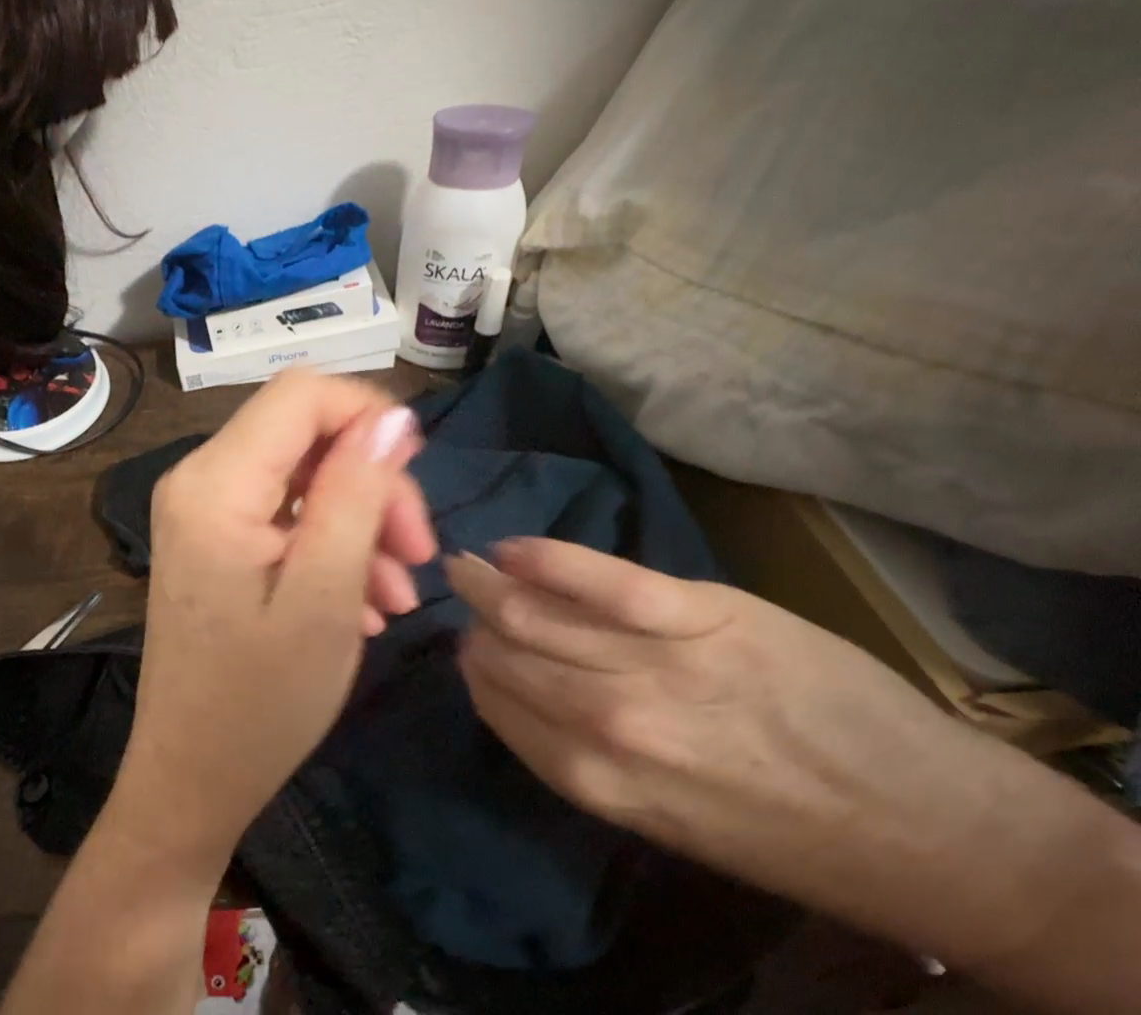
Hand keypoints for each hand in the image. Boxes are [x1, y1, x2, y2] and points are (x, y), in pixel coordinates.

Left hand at [114, 371, 436, 861]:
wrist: (193, 779)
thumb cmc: (261, 701)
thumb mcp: (325, 595)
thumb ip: (357, 494)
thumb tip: (390, 418)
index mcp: (215, 483)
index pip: (303, 393)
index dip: (370, 420)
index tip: (417, 485)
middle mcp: (197, 482)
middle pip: (307, 436)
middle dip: (373, 486)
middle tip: (418, 558)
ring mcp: (202, 514)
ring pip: (303, 479)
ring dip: (361, 525)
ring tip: (395, 597)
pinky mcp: (213, 544)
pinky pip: (283, 518)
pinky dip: (331, 548)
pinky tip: (363, 605)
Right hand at [445, 538, 958, 899]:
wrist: (926, 830)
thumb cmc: (785, 835)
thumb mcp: (661, 818)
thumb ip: (584, 755)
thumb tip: (523, 689)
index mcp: (592, 780)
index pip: (496, 701)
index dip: (474, 666)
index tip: (465, 642)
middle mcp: (605, 723)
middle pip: (508, 651)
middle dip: (475, 619)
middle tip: (457, 589)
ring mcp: (655, 665)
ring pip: (538, 613)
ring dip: (491, 584)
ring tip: (469, 564)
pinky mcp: (706, 618)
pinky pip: (604, 580)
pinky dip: (550, 560)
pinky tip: (513, 547)